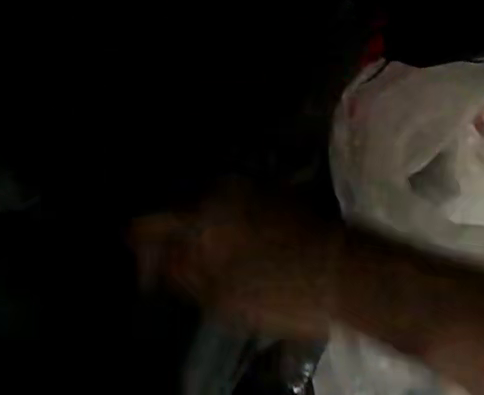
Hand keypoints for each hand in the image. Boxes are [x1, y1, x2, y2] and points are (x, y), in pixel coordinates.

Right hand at [130, 182, 345, 339]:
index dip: (142, 249)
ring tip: (204, 265)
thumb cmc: (278, 288)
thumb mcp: (221, 296)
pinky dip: (222, 226)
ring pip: (205, 206)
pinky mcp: (267, 191)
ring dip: (199, 232)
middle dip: (172, 239)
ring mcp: (245, 185)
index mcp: (201, 212)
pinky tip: (232, 252)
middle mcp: (218, 188)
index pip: (151, 221)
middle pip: (178, 209)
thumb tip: (160, 261)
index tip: (147, 276)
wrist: (341, 268)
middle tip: (175, 272)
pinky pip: (229, 205)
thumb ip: (183, 273)